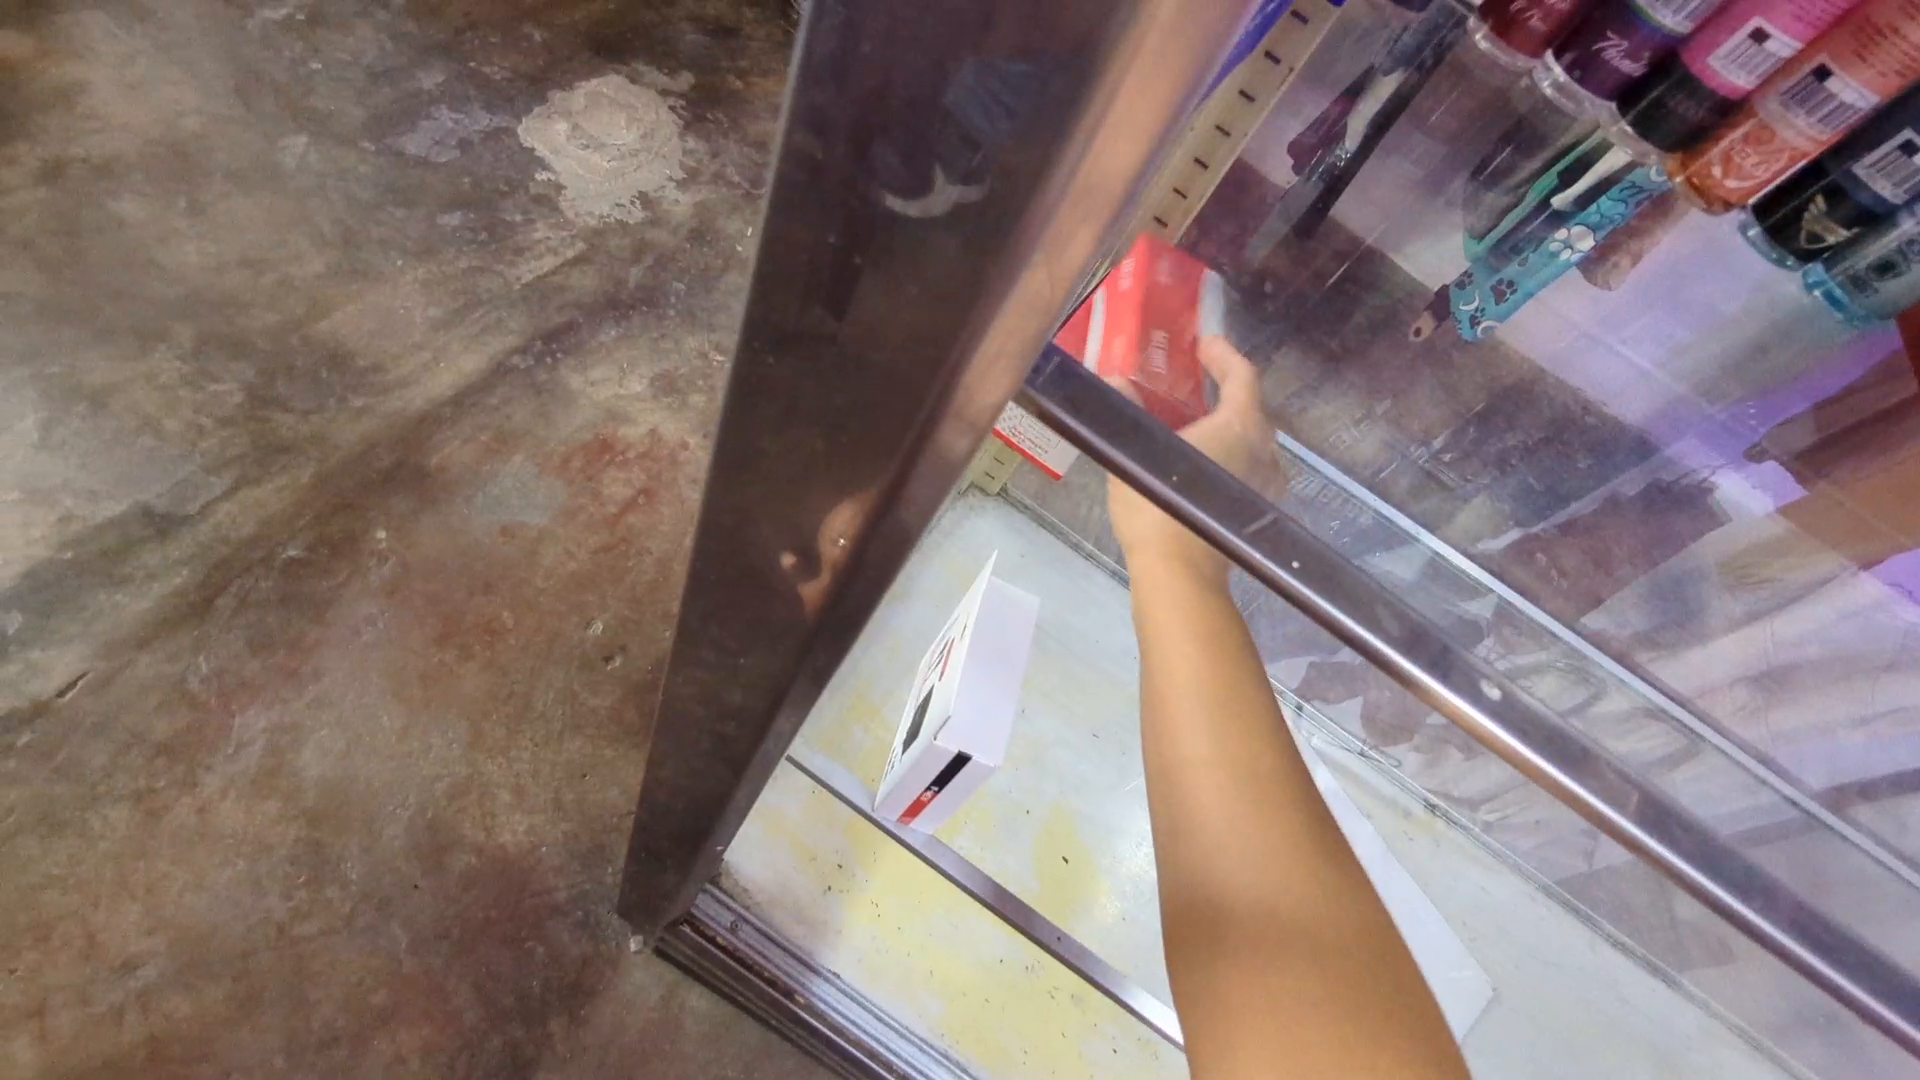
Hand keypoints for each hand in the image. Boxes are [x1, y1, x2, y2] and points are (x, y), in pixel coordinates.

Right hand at [1107, 336, 1282, 583]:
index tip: (1204, 345)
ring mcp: (1266, 484)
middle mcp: (1264, 450)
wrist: (1178, 572)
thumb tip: (1114, 380)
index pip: (1242, 375)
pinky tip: (1201, 468)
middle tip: (1193, 388)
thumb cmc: (1158, 507)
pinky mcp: (1257, 511)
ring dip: (1227, 430)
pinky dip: (1228, 458)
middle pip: (1250, 409)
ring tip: (1194, 428)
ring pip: (1251, 443)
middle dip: (1224, 394)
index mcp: (1240, 426)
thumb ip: (1126, 413)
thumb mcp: (1134, 456)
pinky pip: (1247, 469)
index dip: (1223, 355)